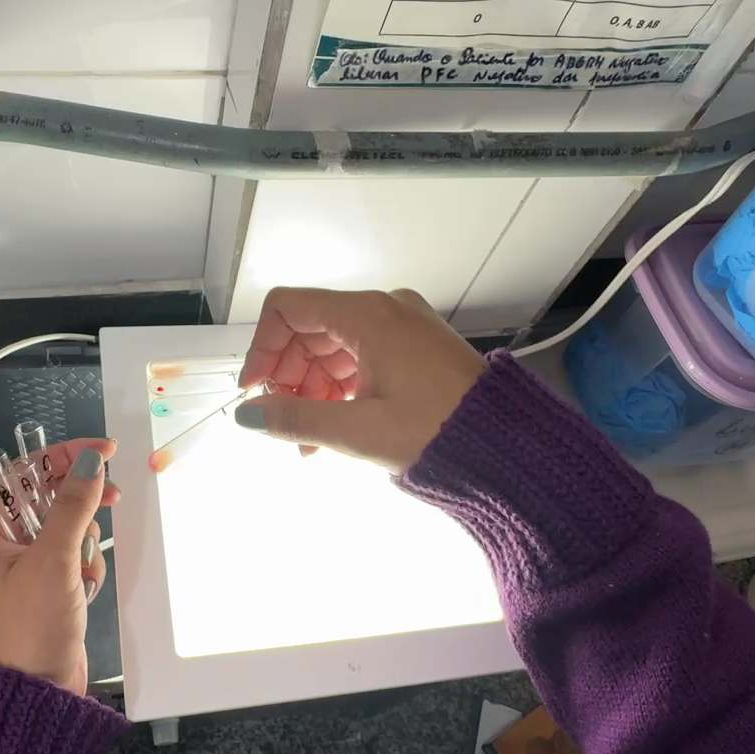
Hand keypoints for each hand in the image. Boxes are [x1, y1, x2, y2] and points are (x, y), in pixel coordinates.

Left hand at [0, 438, 118, 693]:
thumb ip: (73, 506)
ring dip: (83, 547)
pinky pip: (71, 559)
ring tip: (83, 575)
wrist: (33, 700)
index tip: (105, 451)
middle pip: (48, 500)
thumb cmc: (30, 628)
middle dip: (80, 508)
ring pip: (66, 530)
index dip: (65, 458)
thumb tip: (91, 461)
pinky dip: (84, 570)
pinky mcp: (42, 591)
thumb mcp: (53, 561)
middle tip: (115, 499)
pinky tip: (84, 592)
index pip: (24, 475)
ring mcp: (19, 570)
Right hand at [236, 288, 486, 472]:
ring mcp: (400, 326)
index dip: (261, 346)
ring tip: (308, 441)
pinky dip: (339, 389)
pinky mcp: (413, 347)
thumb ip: (295, 417)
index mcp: (367, 315)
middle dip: (287, 375)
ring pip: (332, 348)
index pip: (288, 308)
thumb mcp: (357, 429)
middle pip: (308, 329)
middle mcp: (382, 309)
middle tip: (282, 421)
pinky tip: (332, 428)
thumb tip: (247, 416)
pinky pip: (359, 358)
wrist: (507, 445)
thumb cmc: (438, 431)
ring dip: (312, 389)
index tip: (253, 389)